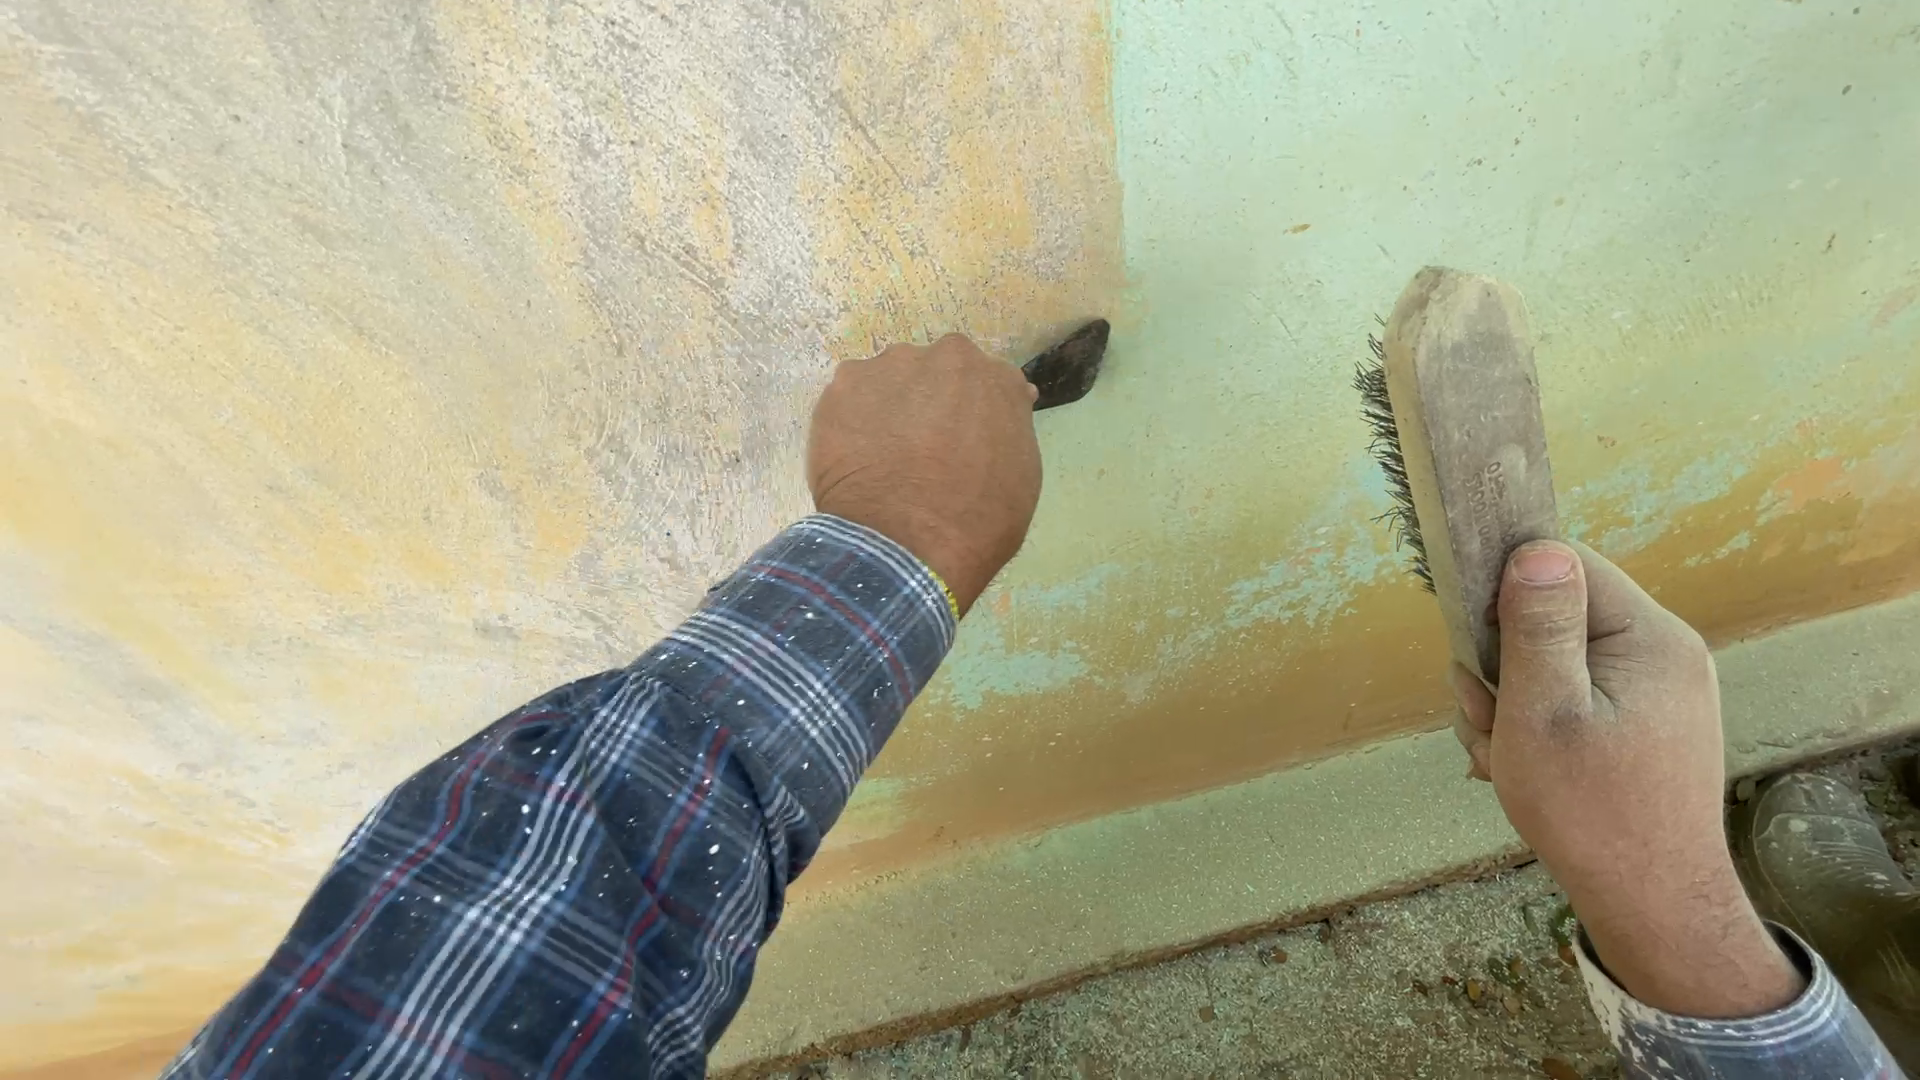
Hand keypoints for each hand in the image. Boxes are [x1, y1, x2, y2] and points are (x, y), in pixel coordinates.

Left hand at [807, 334, 1040, 615]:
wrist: (907, 543)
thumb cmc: (978, 522)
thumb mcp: (1021, 479)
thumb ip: (1008, 434)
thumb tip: (999, 417)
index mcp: (999, 380)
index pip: (988, 386)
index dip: (973, 414)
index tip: (964, 440)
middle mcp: (949, 357)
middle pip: (938, 374)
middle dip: (931, 402)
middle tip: (922, 450)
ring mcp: (894, 366)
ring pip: (891, 382)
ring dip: (889, 408)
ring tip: (882, 457)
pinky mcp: (846, 384)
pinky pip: (851, 400)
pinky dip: (851, 423)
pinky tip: (854, 459)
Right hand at [1451, 540, 1801, 1017]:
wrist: (1646, 902)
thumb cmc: (1587, 806)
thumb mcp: (1543, 709)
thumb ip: (1539, 627)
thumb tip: (1536, 549)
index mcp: (1648, 638)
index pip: (1567, 564)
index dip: (1506, 584)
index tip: (1469, 629)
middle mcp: (1655, 652)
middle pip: (1545, 614)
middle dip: (1496, 659)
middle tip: (1489, 713)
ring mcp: (1643, 687)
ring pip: (1538, 658)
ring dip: (1500, 698)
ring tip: (1501, 749)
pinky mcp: (1628, 717)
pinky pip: (1554, 692)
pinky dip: (1520, 721)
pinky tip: (1514, 761)